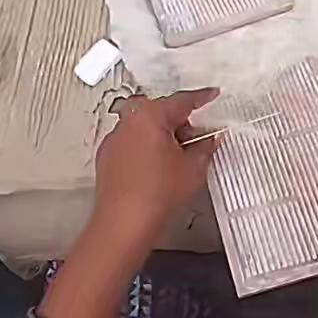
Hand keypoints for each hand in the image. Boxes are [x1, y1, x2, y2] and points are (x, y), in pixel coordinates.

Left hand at [92, 90, 219, 234]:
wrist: (125, 222)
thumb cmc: (156, 194)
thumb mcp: (193, 168)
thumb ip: (205, 147)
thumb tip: (210, 140)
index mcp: (150, 116)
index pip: (182, 101)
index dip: (201, 98)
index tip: (211, 95)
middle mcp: (128, 122)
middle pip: (160, 112)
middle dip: (180, 124)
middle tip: (197, 140)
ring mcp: (114, 140)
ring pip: (144, 128)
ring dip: (162, 137)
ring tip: (177, 161)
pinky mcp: (107, 158)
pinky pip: (131, 145)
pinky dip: (146, 150)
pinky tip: (157, 171)